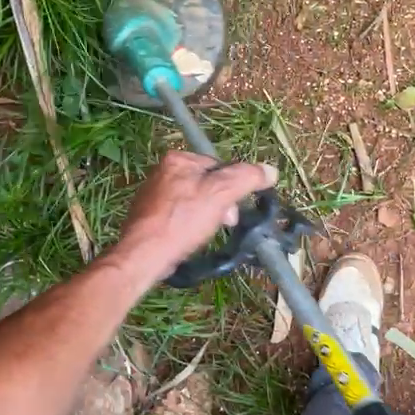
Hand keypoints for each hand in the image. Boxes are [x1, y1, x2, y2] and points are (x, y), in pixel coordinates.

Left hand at [106, 150, 276, 284]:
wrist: (144, 255)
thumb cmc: (182, 221)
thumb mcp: (220, 194)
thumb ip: (246, 177)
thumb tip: (270, 170)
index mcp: (178, 159)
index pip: (219, 166)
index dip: (233, 188)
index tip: (234, 210)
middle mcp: (163, 171)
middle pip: (207, 183)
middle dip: (220, 204)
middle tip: (224, 224)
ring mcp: (153, 194)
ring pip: (194, 201)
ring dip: (206, 216)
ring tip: (205, 234)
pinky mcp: (148, 216)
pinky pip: (178, 215)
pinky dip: (188, 226)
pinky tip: (188, 239)